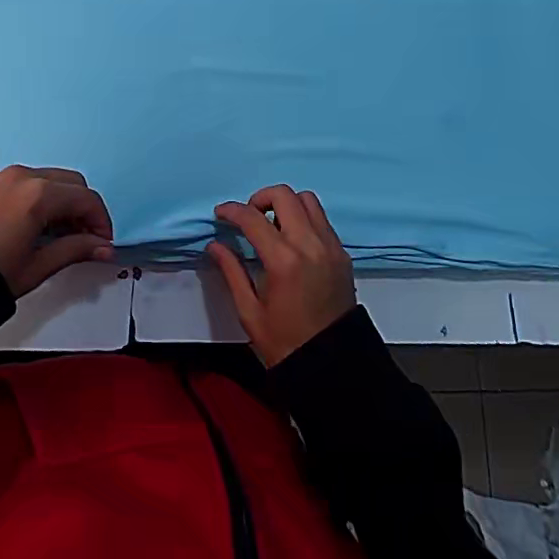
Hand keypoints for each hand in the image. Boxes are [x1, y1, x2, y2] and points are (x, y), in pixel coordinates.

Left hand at [0, 166, 114, 296]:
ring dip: (62, 201)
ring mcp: (2, 178)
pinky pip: (26, 182)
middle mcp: (22, 178)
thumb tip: (102, 248)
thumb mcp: (37, 266)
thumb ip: (75, 250)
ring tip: (59, 234)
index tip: (102, 242)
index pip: (86, 199)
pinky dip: (39, 197)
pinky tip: (35, 225)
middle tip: (85, 238)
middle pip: (71, 183)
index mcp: (38, 195)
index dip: (101, 221)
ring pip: (49, 180)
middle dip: (83, 208)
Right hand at [206, 184, 355, 365]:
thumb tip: (216, 244)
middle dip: (260, 198)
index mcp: (284, 260)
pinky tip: (291, 239)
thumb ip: (232, 272)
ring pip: (308, 200)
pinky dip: (304, 217)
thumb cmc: (284, 343)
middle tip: (248, 217)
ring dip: (286, 204)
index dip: (232, 210)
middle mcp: (311, 244)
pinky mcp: (342, 252)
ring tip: (271, 225)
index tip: (221, 213)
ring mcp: (331, 246)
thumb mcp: (250, 311)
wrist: (331, 364)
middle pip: (285, 195)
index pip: (253, 218)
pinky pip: (322, 219)